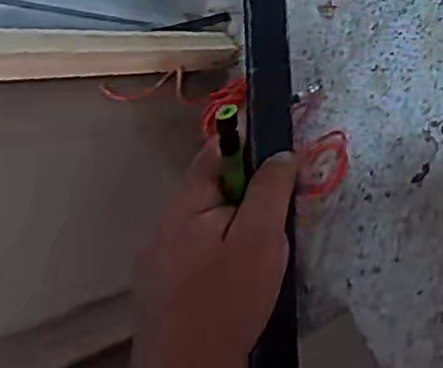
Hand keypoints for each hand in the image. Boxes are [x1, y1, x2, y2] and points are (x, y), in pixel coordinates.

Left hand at [131, 141, 297, 367]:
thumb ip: (271, 186)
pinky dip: (227, 244)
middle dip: (251, 188)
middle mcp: (163, 228)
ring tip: (266, 243)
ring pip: (211, 217)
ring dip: (241, 219)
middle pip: (215, 185)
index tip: (283, 144)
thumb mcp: (261, 236)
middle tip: (280, 206)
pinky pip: (201, 245)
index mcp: (182, 209)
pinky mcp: (164, 288)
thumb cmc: (227, 302)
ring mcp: (159, 260)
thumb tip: (281, 153)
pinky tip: (244, 269)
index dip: (251, 141)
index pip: (215, 151)